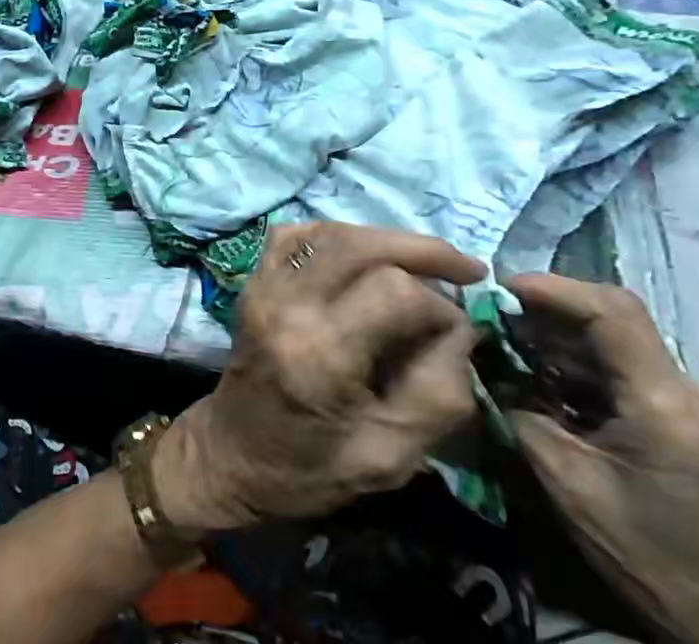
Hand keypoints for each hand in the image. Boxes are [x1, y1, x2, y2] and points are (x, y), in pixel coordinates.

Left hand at [153, 222, 487, 532]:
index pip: (394, 290)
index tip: (456, 333)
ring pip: (326, 232)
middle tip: (466, 270)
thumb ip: (438, 391)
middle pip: (358, 245)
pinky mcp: (252, 284)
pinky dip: (334, 236)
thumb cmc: (312, 467)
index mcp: (320, 351)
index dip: (440, 306)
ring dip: (381, 238)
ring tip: (423, 262)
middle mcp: (285, 305)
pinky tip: (364, 255)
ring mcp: (261, 288)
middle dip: (421, 250)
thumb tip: (461, 326)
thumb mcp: (392, 455)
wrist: (233, 455)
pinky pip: (292, 236)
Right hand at [504, 273, 698, 643]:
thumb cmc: (645, 553)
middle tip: (491, 315)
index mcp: (668, 407)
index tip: (499, 283)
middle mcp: (695, 395)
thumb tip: (480, 362)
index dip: (553, 287)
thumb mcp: (563, 480)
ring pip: (620, 347)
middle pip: (616, 324)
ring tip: (506, 344)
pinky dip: (581, 366)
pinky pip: (629, 373)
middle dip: (548, 311)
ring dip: (560, 340)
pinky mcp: (695, 422)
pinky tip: (544, 379)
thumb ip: (519, 410)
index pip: (614, 313)